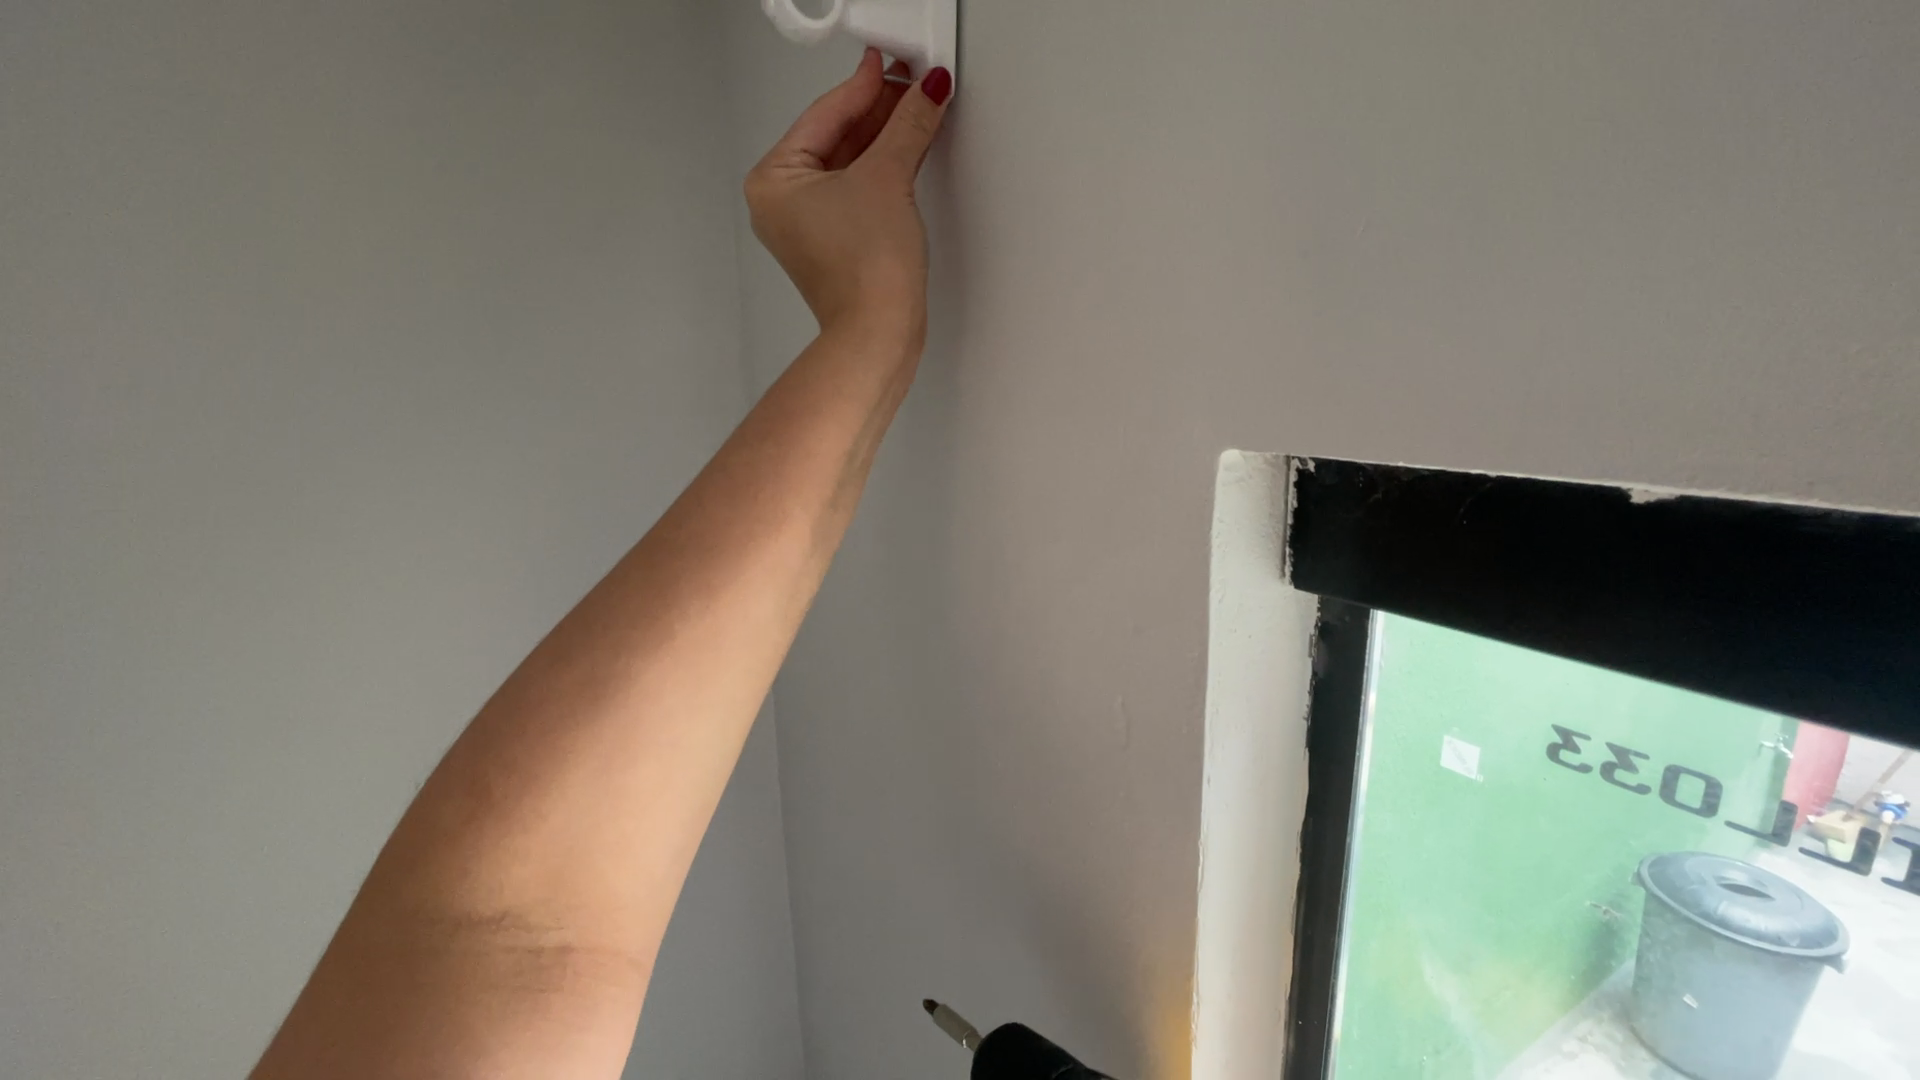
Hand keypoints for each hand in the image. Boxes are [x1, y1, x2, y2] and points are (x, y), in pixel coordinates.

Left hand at [746, 49, 953, 345]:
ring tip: (917, 116)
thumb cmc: (864, 273)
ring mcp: (809, 228)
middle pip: (835, 138)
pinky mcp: (836, 245)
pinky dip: (882, 173)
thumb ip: (908, 125)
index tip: (894, 68)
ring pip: (848, 166)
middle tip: (914, 89)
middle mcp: (783, 204)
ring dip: (885, 142)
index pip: (824, 114)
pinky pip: (857, 193)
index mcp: (773, 181)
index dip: (865, 86)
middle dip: (879, 114)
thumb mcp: (887, 178)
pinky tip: (907, 155)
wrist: (879, 333)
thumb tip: (924, 93)